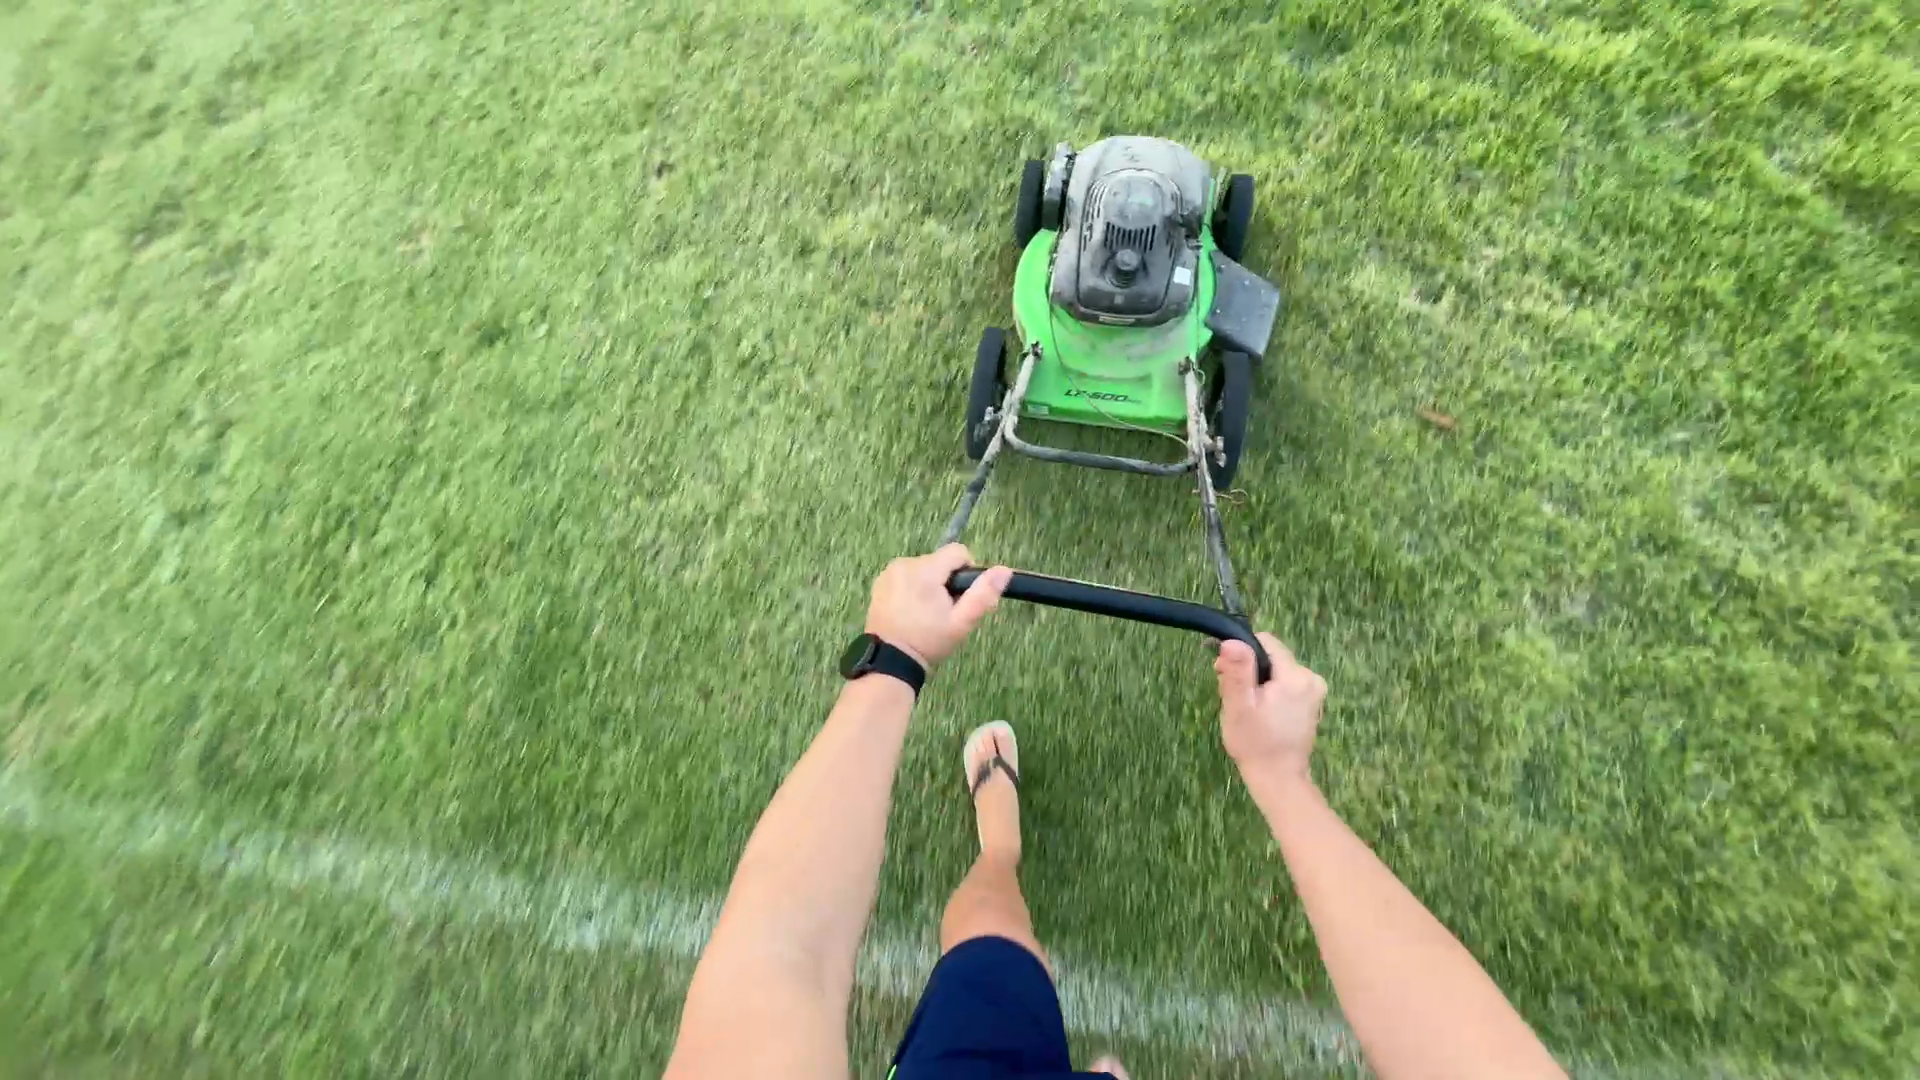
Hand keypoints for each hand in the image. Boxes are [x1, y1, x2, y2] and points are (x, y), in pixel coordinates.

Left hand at [865, 544, 1012, 667]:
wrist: (890, 661)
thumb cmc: (928, 642)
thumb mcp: (961, 623)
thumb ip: (983, 594)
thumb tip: (1004, 570)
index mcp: (925, 569)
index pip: (958, 552)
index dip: (967, 573)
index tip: (961, 598)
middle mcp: (904, 563)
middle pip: (939, 562)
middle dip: (946, 582)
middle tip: (945, 612)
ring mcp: (889, 573)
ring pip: (923, 569)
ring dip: (930, 585)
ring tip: (927, 614)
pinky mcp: (880, 583)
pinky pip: (906, 576)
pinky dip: (912, 588)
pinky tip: (911, 612)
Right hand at [1215, 632, 1325, 781]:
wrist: (1279, 779)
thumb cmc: (1255, 743)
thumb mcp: (1239, 705)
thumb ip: (1237, 670)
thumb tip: (1232, 640)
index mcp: (1295, 676)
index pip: (1265, 642)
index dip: (1241, 652)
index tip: (1224, 672)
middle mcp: (1312, 678)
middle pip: (1270, 657)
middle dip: (1247, 670)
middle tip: (1232, 696)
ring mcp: (1314, 692)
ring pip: (1275, 670)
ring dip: (1257, 682)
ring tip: (1246, 707)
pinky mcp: (1311, 703)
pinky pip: (1284, 684)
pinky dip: (1269, 692)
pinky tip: (1260, 713)